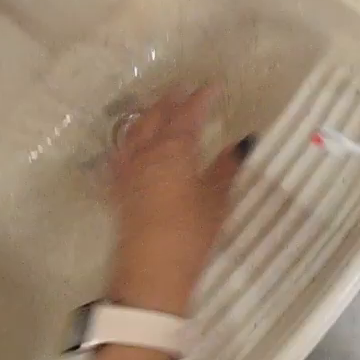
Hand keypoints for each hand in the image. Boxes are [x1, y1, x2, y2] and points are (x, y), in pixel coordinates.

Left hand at [107, 87, 246, 314]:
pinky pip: (121, 153)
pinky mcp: (118, 189)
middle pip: (155, 118)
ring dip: (148, 115)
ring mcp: (127, 171)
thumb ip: (227, 168)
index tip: (215, 86)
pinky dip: (130, 139)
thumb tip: (241, 144)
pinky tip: (133, 141)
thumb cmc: (191, 235)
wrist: (152, 274)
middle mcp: (145, 155)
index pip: (188, 116)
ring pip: (134, 132)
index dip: (201, 99)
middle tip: (185, 89)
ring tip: (160, 107)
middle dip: (171, 100)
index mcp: (173, 152)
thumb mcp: (217, 200)